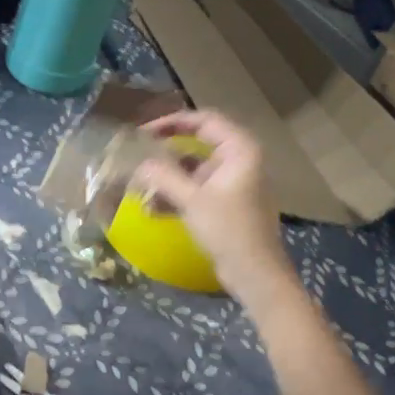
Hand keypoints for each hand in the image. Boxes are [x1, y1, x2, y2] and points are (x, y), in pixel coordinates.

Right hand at [131, 111, 293, 294]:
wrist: (256, 275)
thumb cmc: (229, 230)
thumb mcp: (192, 200)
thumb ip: (163, 176)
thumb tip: (138, 164)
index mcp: (240, 150)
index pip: (204, 120)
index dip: (172, 122)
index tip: (144, 131)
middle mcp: (239, 160)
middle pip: (197, 143)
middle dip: (165, 151)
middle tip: (139, 152)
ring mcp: (233, 182)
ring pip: (193, 168)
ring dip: (167, 176)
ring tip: (140, 184)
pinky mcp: (226, 203)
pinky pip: (196, 188)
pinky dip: (176, 194)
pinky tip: (152, 207)